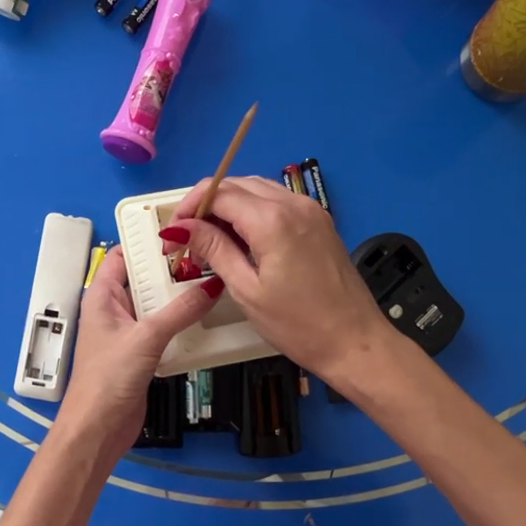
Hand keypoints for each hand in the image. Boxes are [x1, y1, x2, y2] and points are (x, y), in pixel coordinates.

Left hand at [55, 244, 223, 458]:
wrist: (98, 429)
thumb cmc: (107, 379)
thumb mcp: (146, 337)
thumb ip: (180, 311)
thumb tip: (212, 285)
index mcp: (102, 296)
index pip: (124, 255)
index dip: (150, 241)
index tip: (184, 231)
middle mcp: (114, 309)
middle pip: (146, 279)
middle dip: (174, 270)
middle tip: (210, 257)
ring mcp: (128, 332)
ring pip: (158, 305)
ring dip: (181, 299)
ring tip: (215, 283)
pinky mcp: (142, 355)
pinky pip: (165, 330)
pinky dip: (183, 324)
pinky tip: (207, 319)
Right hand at [159, 176, 391, 385]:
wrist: (355, 341)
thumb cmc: (297, 325)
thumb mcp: (247, 290)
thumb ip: (214, 249)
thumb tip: (180, 227)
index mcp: (272, 220)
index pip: (218, 192)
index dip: (188, 208)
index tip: (171, 237)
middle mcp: (293, 203)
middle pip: (236, 184)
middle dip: (205, 206)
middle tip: (185, 242)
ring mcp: (310, 210)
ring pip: (256, 190)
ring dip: (227, 208)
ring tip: (209, 242)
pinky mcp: (319, 222)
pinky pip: (276, 202)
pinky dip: (251, 213)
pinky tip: (239, 241)